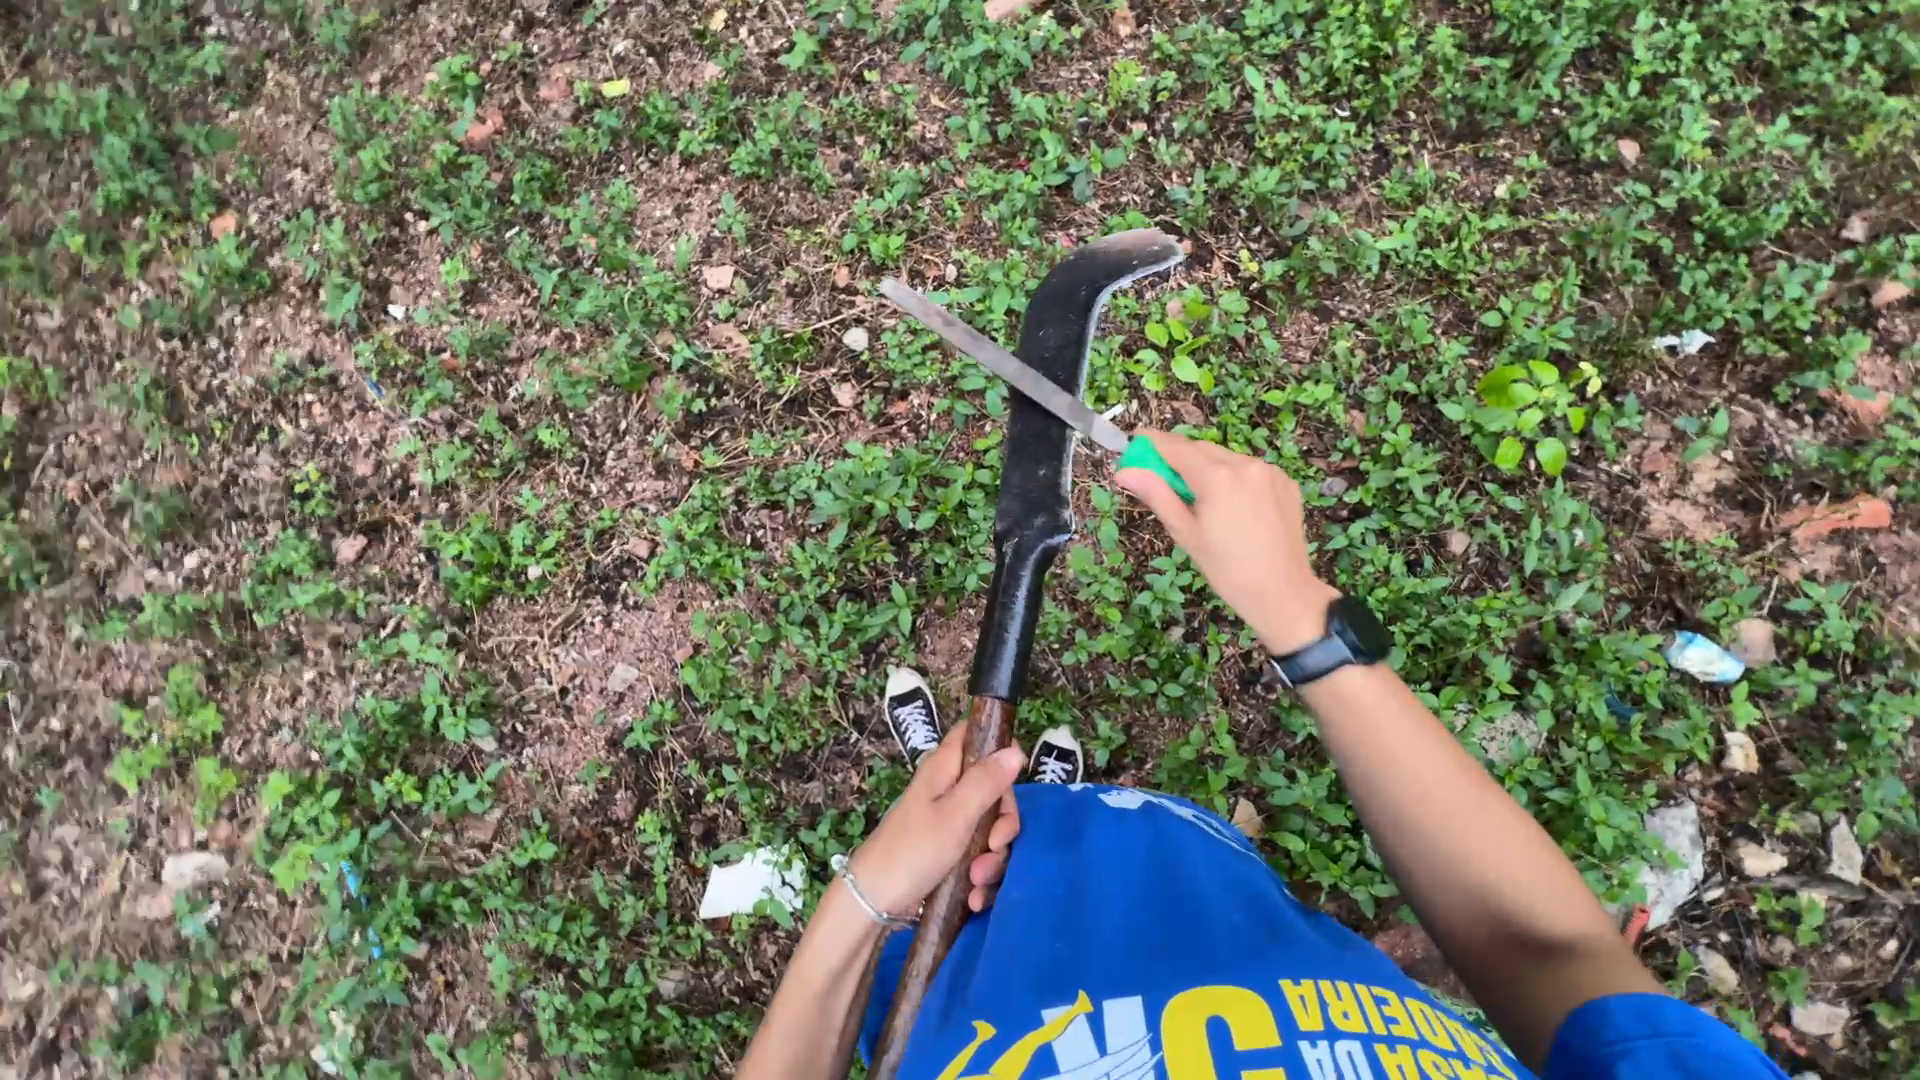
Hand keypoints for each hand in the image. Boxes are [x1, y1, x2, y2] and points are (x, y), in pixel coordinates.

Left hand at [846, 722, 1022, 915]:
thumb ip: (986, 781)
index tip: (1014, 778)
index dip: (999, 746)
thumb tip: (1016, 750)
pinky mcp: (948, 849)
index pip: (974, 734)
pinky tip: (974, 895)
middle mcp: (948, 788)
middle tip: (993, 845)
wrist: (874, 902)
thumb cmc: (913, 850)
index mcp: (945, 768)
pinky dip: (980, 875)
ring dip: (991, 858)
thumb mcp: (956, 814)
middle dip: (1002, 824)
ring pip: (990, 826)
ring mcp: (948, 820)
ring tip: (976, 880)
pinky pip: (978, 854)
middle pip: (994, 788)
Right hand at [1115, 430, 1339, 654]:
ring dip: (1208, 468)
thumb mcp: (1185, 533)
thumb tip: (1125, 472)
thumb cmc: (1226, 569)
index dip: (1154, 442)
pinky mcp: (1286, 483)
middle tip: (1162, 475)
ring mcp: (1270, 472)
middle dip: (1180, 457)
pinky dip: (1234, 478)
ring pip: (1227, 459)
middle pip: (1202, 450)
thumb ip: (1157, 495)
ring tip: (1200, 498)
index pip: (1177, 448)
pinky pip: (1250, 471)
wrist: (1283, 592)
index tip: (1137, 438)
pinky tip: (1231, 505)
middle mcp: (1246, 465)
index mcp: (1217, 478)